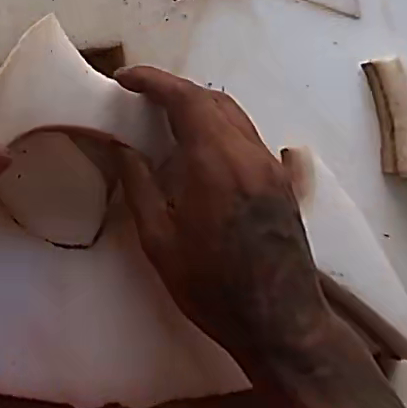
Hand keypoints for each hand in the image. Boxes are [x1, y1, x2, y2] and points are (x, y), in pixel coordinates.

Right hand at [112, 65, 332, 359]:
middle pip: (210, 98)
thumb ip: (139, 185)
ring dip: (196, 103)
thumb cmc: (213, 287)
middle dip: (172, 88)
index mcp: (215, 163)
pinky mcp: (281, 182)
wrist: (284, 328)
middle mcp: (248, 154)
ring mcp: (270, 167)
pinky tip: (200, 144)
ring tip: (165, 113)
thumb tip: (122, 148)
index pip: (184, 99)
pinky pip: (245, 133)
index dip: (152, 80)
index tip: (123, 79)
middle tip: (139, 94)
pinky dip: (216, 123)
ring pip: (232, 113)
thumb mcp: (159, 240)